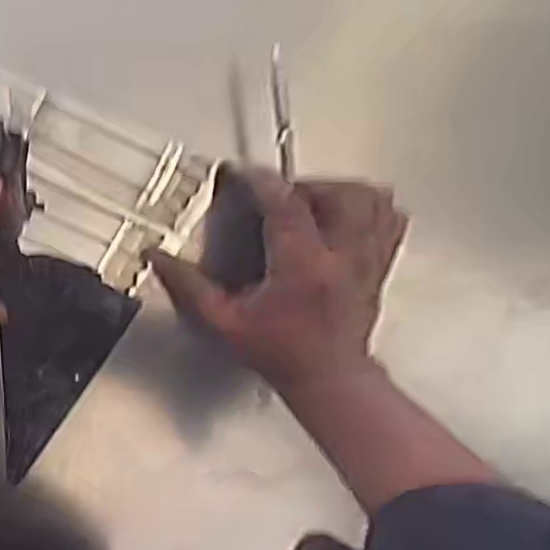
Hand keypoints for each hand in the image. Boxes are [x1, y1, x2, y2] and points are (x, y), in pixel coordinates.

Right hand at [149, 170, 407, 392]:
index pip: (287, 208)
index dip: (262, 184)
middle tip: (275, 193)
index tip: (243, 174)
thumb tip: (159, 257)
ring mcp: (367, 260)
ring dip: (338, 191)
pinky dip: (369, 206)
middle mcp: (342, 259)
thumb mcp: (219, 320)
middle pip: (338, 194)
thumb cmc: (278, 352)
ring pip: (372, 200)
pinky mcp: (380, 265)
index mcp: (302, 269)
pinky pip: (390, 218)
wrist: (325, 376)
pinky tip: (343, 214)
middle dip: (303, 185)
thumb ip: (187, 285)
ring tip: (308, 200)